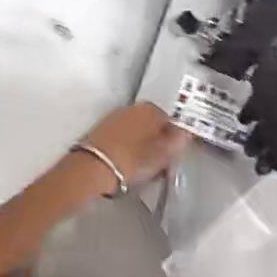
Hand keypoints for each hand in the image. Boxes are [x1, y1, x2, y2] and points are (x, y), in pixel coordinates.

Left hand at [75, 103, 190, 192]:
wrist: (92, 168)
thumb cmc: (133, 160)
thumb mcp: (164, 154)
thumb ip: (178, 141)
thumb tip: (184, 134)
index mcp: (150, 109)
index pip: (170, 121)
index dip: (173, 140)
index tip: (171, 156)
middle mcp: (131, 108)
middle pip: (151, 125)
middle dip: (155, 141)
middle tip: (157, 163)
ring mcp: (113, 118)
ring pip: (135, 133)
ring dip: (139, 146)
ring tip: (139, 167)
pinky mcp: (98, 132)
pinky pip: (120, 140)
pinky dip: (124, 150)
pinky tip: (123, 164)